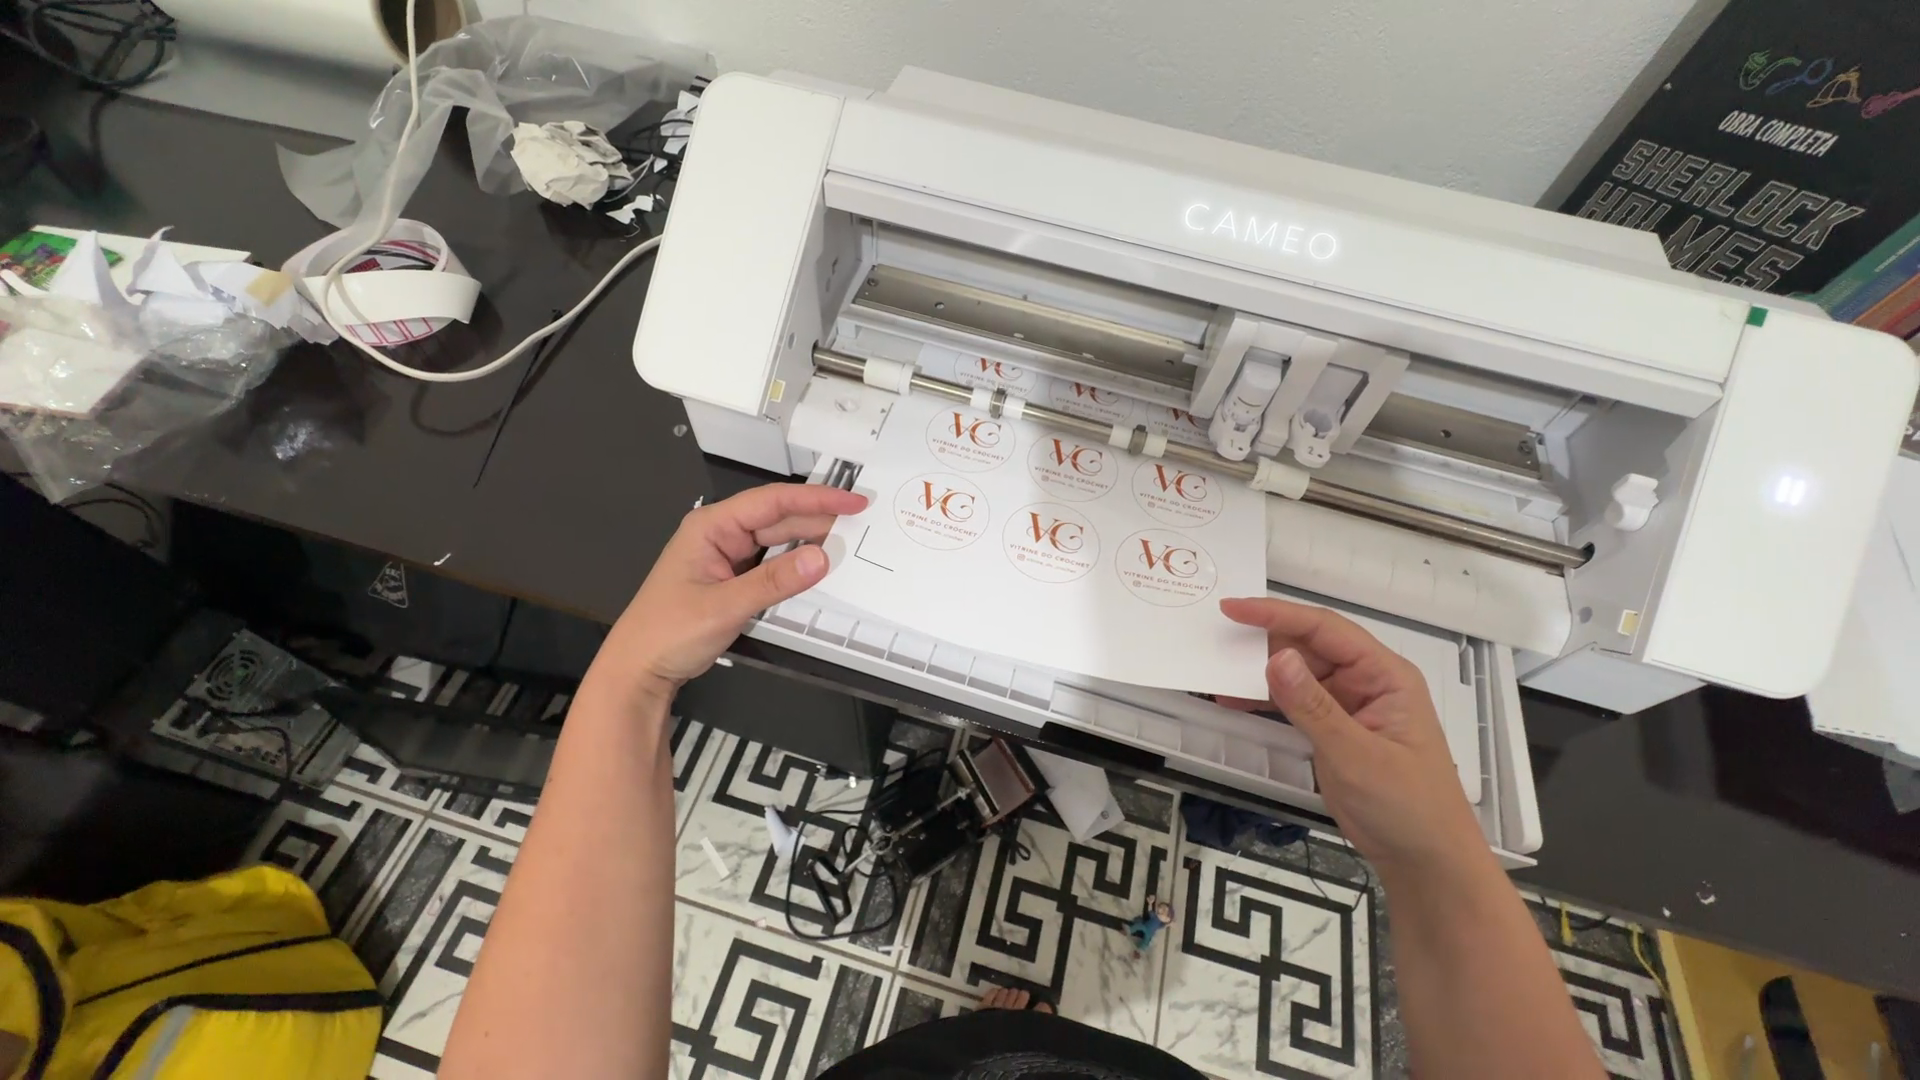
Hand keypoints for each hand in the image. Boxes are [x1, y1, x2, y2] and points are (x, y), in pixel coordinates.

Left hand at [586, 484, 867, 707]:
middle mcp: (721, 534)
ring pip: (777, 541)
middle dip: (819, 519)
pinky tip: (819, 567)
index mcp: (712, 526)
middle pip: (778, 519)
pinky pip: (771, 564)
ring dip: (810, 541)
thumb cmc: (670, 632)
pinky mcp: (732, 580)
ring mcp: (727, 557)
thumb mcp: (725, 606)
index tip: (853, 503)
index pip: (772, 502)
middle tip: (863, 524)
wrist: (639, 670)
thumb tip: (823, 558)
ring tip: (850, 541)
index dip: (816, 500)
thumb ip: (775, 581)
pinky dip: (796, 565)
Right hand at [1219, 597, 1486, 877]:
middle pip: (1308, 645)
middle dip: (1262, 640)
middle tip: (1215, 640)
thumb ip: (1313, 706)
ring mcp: (1348, 705)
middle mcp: (1366, 681)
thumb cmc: (1406, 807)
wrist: (1426, 862)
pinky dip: (1264, 699)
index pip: (1325, 629)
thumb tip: (1275, 657)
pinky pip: (1294, 701)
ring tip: (1217, 672)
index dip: (1277, 615)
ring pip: (1296, 672)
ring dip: (1259, 672)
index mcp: (1384, 675)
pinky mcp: (1333, 728)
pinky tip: (1234, 702)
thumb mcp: (1355, 756)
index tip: (1232, 610)